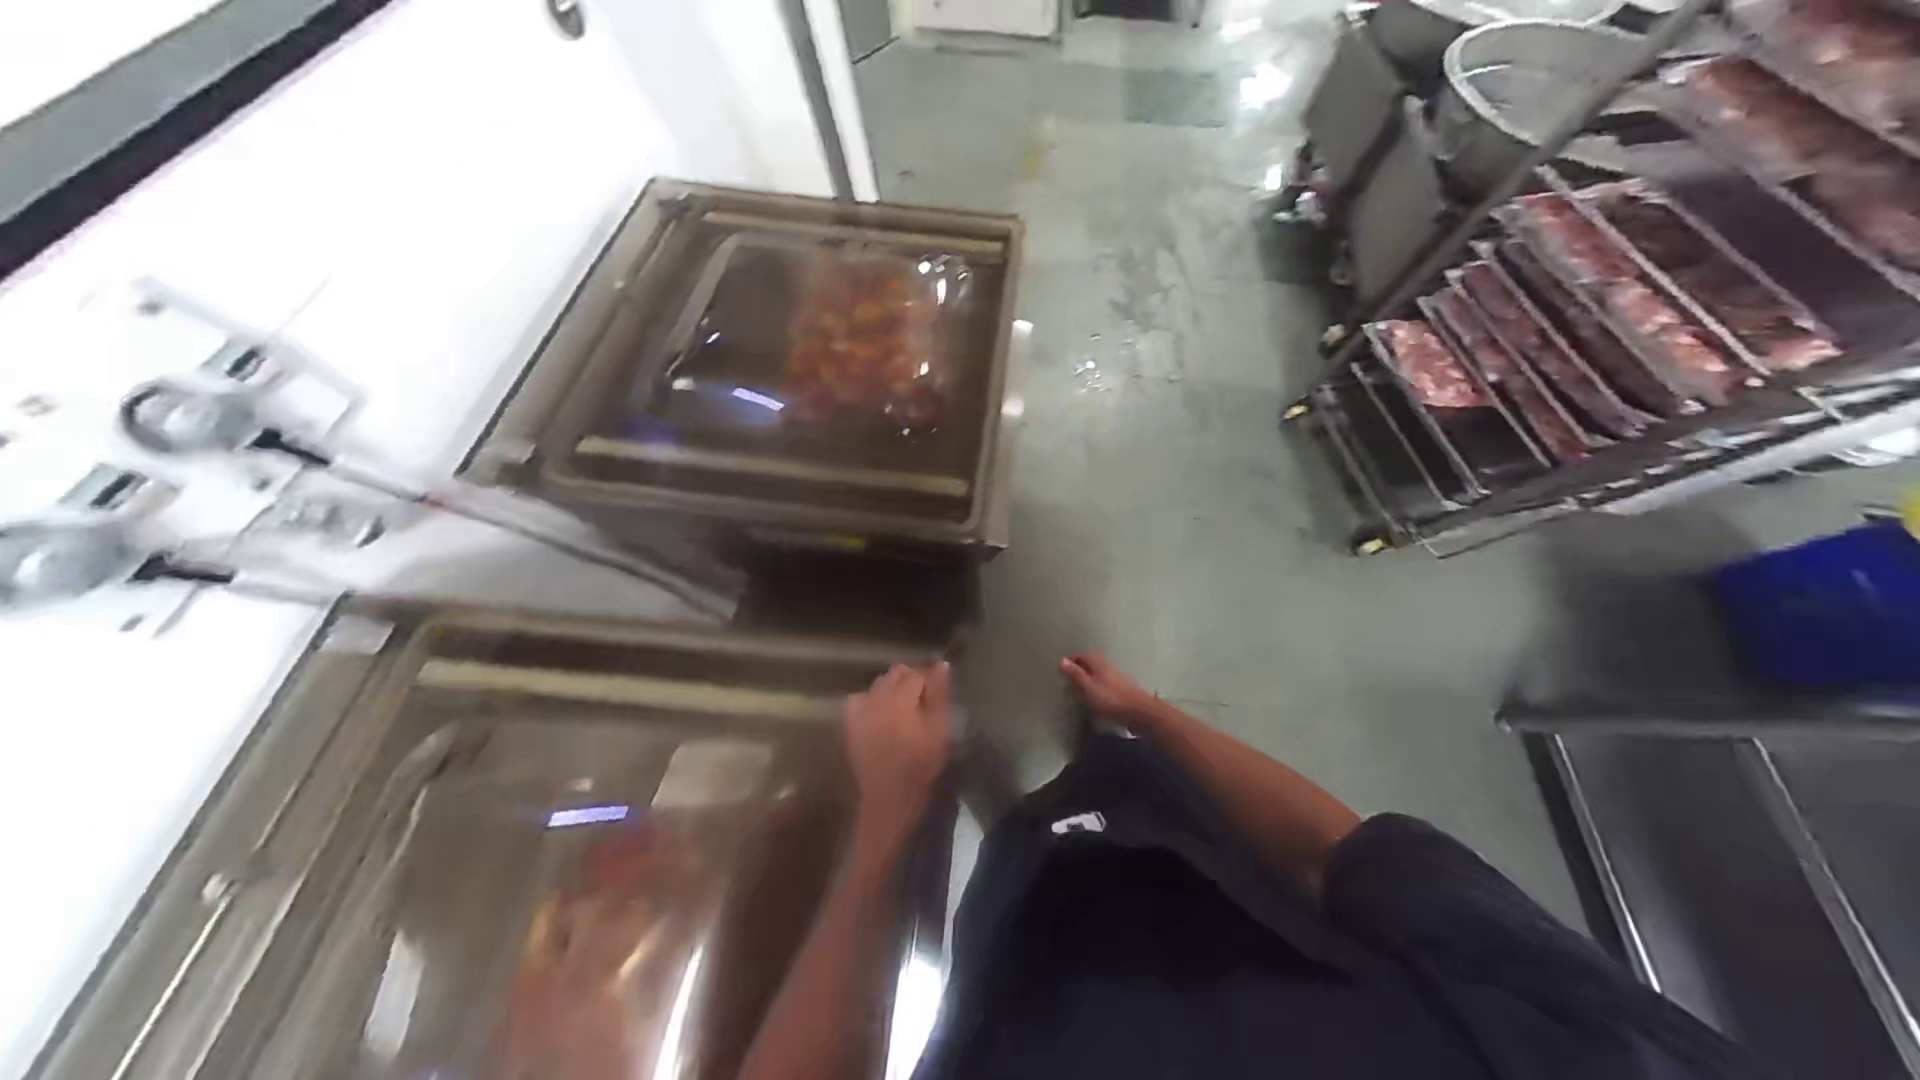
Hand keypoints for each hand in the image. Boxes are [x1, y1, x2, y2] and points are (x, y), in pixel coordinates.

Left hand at [845, 663, 949, 831]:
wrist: (891, 797)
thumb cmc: (921, 768)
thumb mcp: (939, 732)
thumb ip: (940, 696)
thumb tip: (941, 666)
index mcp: (901, 701)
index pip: (917, 674)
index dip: (929, 682)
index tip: (936, 695)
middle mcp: (877, 700)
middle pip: (895, 673)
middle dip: (911, 680)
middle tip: (922, 701)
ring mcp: (861, 711)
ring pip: (877, 684)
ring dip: (892, 688)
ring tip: (903, 707)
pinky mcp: (851, 724)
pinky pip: (858, 698)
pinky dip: (869, 699)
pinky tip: (879, 713)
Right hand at [1060, 651, 1161, 723]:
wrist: (1141, 712)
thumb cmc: (1111, 699)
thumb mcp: (1088, 687)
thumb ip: (1076, 674)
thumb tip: (1062, 659)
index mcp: (1099, 664)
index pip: (1084, 655)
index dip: (1073, 659)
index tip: (1063, 667)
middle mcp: (1110, 667)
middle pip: (1094, 662)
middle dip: (1083, 666)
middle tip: (1072, 676)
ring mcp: (1119, 678)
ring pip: (1102, 672)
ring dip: (1092, 676)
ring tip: (1083, 687)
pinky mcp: (1125, 690)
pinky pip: (1109, 684)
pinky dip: (1101, 687)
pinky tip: (1099, 697)